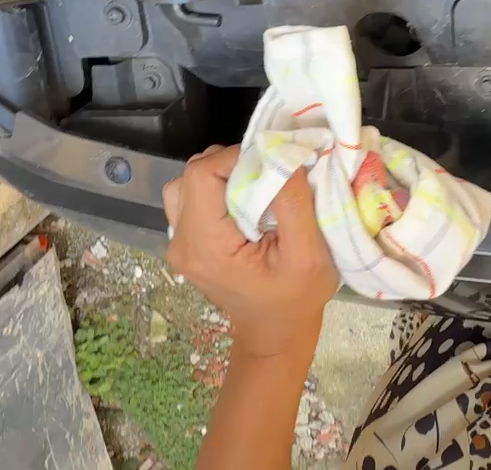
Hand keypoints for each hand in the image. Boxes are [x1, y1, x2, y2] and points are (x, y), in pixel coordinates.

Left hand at [162, 144, 338, 358]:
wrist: (276, 334)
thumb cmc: (295, 298)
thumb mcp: (308, 254)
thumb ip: (294, 203)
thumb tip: (283, 156)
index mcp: (206, 245)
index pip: (201, 174)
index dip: (236, 157)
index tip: (273, 164)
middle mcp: (183, 242)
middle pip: (192, 174)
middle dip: (233, 162)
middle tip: (270, 173)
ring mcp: (182, 243)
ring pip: (189, 182)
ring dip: (223, 173)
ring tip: (257, 185)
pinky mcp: (190, 242)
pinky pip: (194, 196)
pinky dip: (219, 186)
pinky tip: (247, 201)